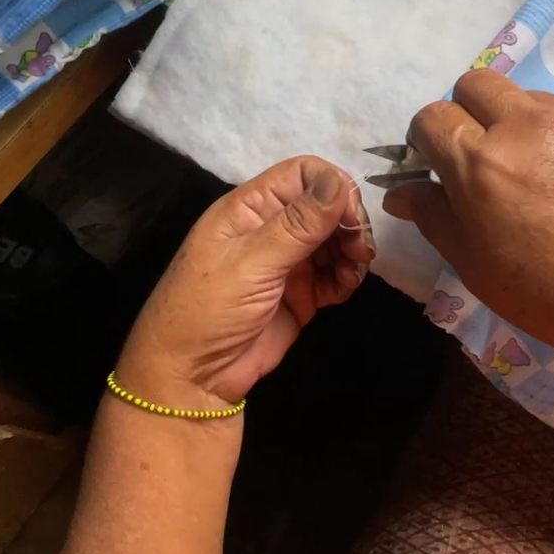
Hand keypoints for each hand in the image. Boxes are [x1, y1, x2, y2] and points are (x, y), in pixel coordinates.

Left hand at [118, 156, 373, 409]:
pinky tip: (346, 287)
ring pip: (334, 241)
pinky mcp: (301, 295)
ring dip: (351, 252)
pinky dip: (346, 277)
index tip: (350, 216)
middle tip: (360, 250)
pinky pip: (334, 275)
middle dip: (348, 223)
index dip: (333, 187)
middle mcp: (271, 230)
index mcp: (250, 209)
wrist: (193, 378)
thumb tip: (339, 180)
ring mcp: (287, 263)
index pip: (302, 174)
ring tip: (352, 272)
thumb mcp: (252, 263)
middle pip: (325, 207)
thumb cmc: (208, 310)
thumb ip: (299, 224)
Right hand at [382, 69, 553, 377]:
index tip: (440, 167)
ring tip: (547, 183)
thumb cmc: (552, 297)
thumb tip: (401, 190)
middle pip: (477, 83)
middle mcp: (527, 125)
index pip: (431, 117)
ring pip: (531, 100)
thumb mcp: (476, 267)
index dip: (427, 141)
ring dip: (521, 127)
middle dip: (468, 113)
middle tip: (486, 161)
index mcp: (481, 162)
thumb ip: (433, 217)